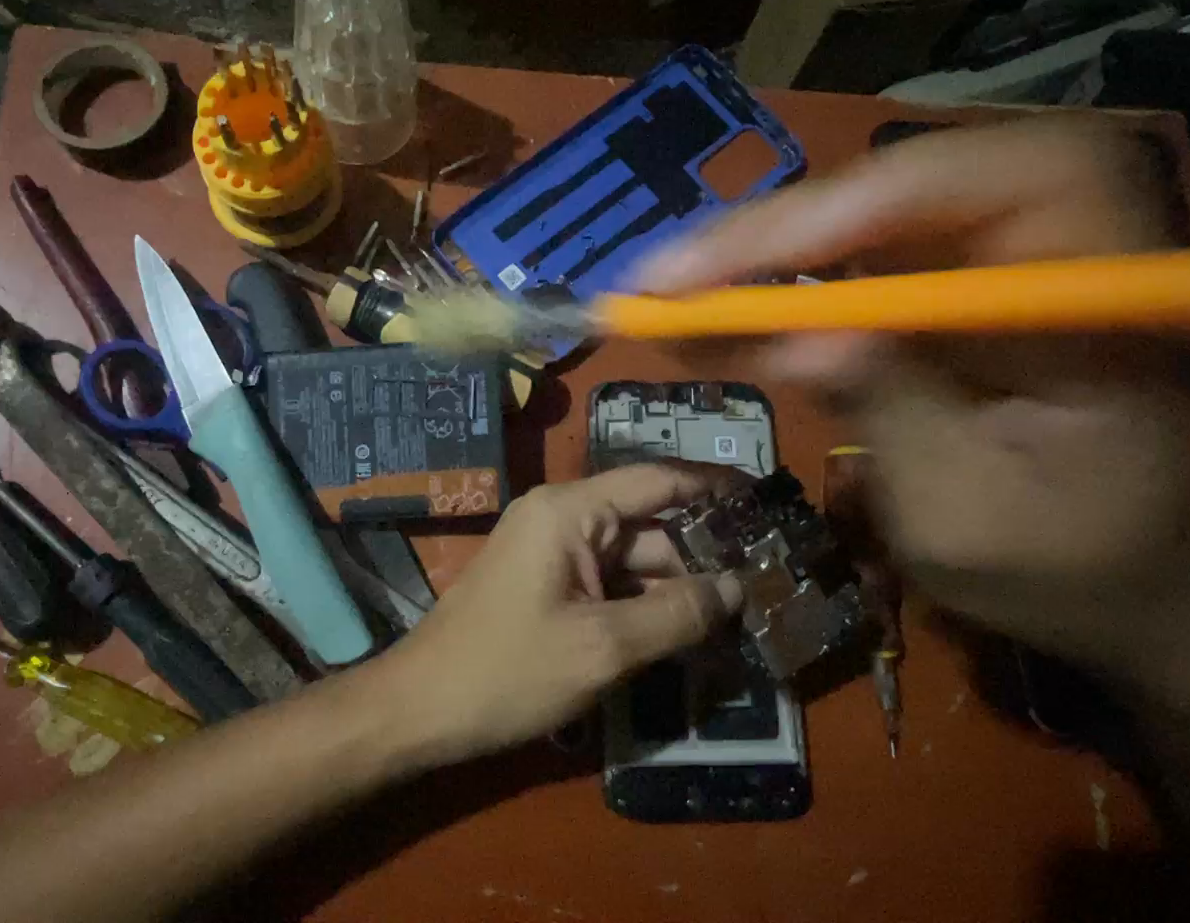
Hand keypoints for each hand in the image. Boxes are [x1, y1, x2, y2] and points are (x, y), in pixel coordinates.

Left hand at [365, 463, 745, 765]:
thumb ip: (677, 614)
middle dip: (702, 553)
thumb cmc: (509, 670)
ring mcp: (551, 551)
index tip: (768, 502)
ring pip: (631, 557)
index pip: (656, 481)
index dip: (713, 488)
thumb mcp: (604, 646)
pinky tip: (686, 631)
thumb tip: (738, 586)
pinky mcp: (546, 584)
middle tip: (767, 581)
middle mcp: (561, 517)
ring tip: (741, 613)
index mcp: (569, 510)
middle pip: (648, 523)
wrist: (421, 708)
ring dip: (676, 585)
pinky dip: (643, 603)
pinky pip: (607, 581)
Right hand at [633, 120, 1189, 670]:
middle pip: (901, 191)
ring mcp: (964, 276)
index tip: (774, 252)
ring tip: (656, 297)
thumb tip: (800, 341)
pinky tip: (689, 321)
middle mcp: (1032, 257)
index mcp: (1098, 294)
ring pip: (846, 227)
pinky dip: (753, 297)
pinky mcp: (914, 304)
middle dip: (777, 228)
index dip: (887, 196)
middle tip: (667, 276)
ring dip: (745, 257)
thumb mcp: (975, 512)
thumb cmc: (1066, 567)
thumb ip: (897, 413)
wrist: (1100, 586)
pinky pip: (824, 278)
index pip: (1018, 181)